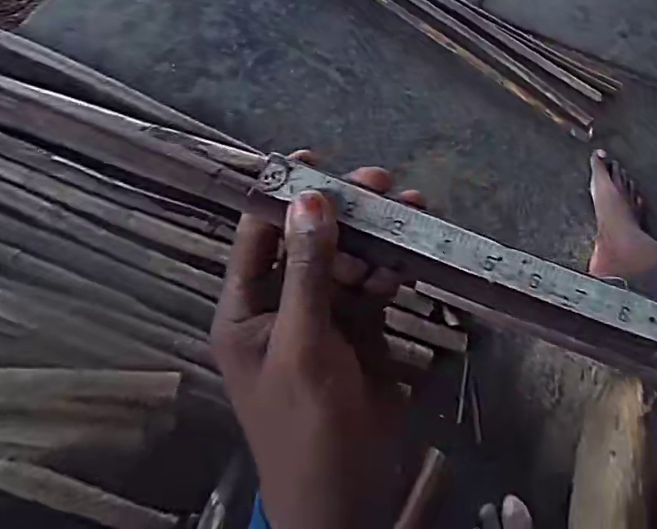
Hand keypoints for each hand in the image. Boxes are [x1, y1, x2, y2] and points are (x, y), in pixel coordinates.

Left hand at [211, 155, 423, 528]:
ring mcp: (322, 314)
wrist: (350, 506)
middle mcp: (280, 303)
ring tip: (409, 207)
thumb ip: (307, 271)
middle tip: (379, 180)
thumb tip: (309, 199)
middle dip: (343, 211)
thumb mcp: (302, 347)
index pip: (257, 236)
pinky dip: (390, 267)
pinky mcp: (358, 329)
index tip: (311, 161)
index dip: (280, 195)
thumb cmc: (307, 431)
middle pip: (309, 239)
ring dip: (375, 235)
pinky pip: (372, 284)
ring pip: (346, 257)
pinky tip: (410, 254)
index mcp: (246, 308)